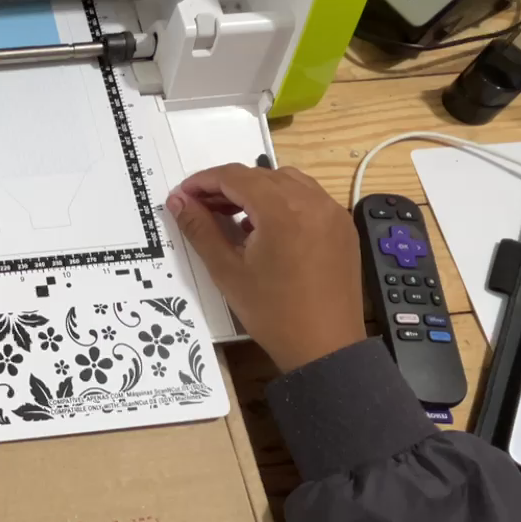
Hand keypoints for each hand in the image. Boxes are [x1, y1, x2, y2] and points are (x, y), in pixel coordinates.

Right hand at [166, 164, 365, 372]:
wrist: (324, 346)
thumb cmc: (271, 312)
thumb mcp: (226, 270)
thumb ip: (200, 229)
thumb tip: (179, 202)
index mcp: (283, 211)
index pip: (236, 177)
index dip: (204, 181)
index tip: (182, 195)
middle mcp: (313, 202)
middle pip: (260, 175)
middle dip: (226, 186)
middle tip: (199, 207)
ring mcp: (332, 212)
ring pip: (286, 181)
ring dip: (254, 189)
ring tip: (231, 215)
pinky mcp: (341, 226)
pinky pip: (307, 197)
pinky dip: (280, 201)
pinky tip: (263, 227)